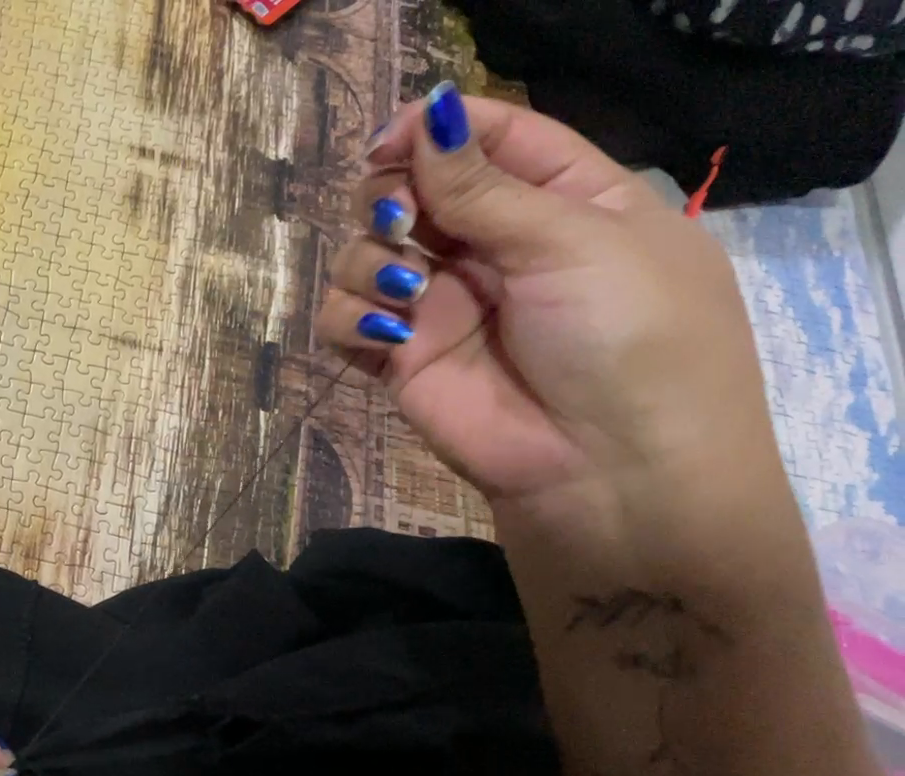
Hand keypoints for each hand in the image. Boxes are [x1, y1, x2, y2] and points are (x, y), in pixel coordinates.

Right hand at [315, 86, 782, 518]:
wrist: (603, 468)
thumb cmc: (626, 337)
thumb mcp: (573, 243)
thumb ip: (485, 188)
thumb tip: (427, 114)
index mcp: (557, 200)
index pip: (485, 140)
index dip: (433, 130)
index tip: (390, 141)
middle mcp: (488, 246)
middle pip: (407, 190)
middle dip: (388, 197)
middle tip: (400, 221)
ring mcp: (436, 304)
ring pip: (363, 253)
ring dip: (369, 262)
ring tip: (408, 293)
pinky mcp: (396, 356)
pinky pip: (343, 319)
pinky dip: (350, 319)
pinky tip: (387, 338)